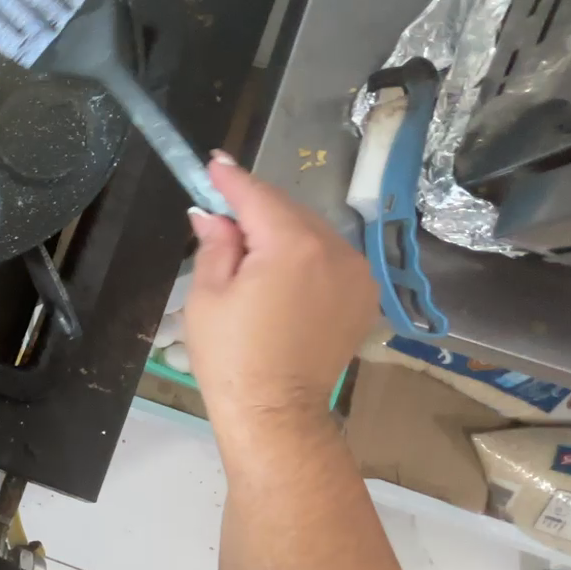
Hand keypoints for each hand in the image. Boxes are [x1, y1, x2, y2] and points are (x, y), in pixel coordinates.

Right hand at [185, 154, 376, 440]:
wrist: (273, 407)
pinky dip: (302, 259)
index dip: (232, 179)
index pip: (258, 198)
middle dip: (255, 211)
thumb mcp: (207, 297)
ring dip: (279, 235)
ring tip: (246, 256)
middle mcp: (336, 250)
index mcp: (292, 247)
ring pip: (312, 236)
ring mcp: (358, 274)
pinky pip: (329, 261)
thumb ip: (216, 246)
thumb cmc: (228, 354)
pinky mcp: (363, 297)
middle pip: (290, 214)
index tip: (213, 162)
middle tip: (219, 215)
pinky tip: (277, 280)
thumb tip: (212, 215)